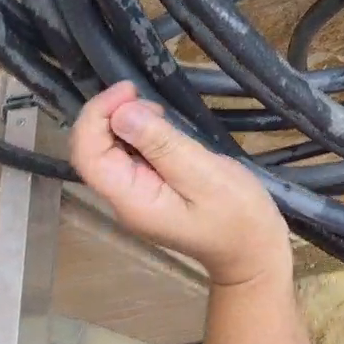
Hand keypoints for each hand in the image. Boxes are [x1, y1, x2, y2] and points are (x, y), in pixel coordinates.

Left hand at [69, 82, 290, 286]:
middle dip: (111, 117)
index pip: (88, 155)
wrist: (254, 253)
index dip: (97, 116)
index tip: (129, 90)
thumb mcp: (206, 174)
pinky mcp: (150, 193)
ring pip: (111, 154)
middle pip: (94, 153)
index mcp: (132, 200)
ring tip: (161, 114)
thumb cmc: (238, 216)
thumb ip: (163, 145)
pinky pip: (131, 161)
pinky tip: (164, 131)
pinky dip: (140, 138)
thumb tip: (122, 114)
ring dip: (126, 126)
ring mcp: (136, 199)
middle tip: (147, 97)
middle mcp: (125, 200)